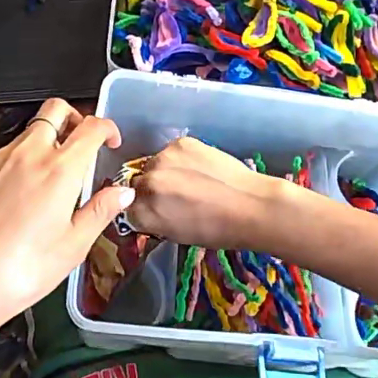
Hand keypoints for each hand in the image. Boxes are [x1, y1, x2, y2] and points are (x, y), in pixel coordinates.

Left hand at [0, 99, 132, 373]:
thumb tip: (121, 193)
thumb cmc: (15, 273)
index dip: (107, 127)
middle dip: (74, 118)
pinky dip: (17, 165)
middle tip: (82, 143)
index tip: (111, 141)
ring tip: (50, 182)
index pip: (91, 126)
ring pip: (26, 134)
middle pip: (54, 110)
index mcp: (59, 170)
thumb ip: (100, 212)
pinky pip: (1, 157)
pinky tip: (16, 200)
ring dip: (45, 143)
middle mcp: (26, 155)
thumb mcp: (72, 248)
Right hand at [124, 136, 296, 250]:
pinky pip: (169, 152)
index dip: (140, 210)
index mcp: (144, 212)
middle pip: (136, 184)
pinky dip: (179, 160)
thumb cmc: (218, 230)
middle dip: (149, 190)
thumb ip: (153, 219)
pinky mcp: (180, 143)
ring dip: (162, 172)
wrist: (252, 205)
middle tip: (171, 196)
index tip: (153, 210)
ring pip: (152, 164)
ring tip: (187, 181)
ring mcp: (163, 160)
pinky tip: (198, 169)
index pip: (125, 208)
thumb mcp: (176, 234)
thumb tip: (146, 210)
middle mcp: (147, 183)